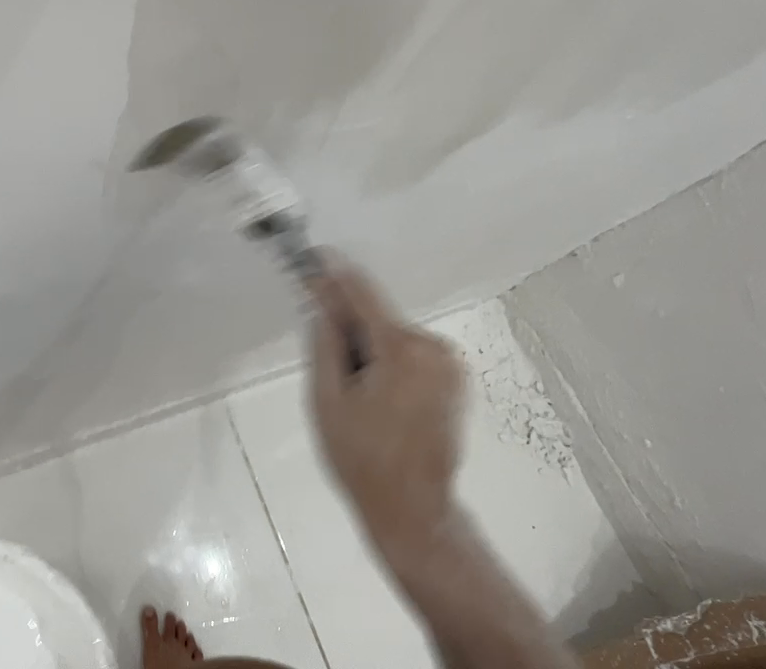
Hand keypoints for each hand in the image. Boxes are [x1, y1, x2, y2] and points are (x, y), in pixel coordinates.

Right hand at [307, 257, 467, 560]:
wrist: (412, 509)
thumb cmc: (361, 456)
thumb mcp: (326, 397)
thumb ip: (324, 341)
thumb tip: (321, 301)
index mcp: (401, 349)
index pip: (361, 293)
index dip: (333, 274)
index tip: (311, 257)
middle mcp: (433, 347)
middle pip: (377, 318)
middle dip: (348, 328)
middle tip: (329, 369)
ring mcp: (449, 365)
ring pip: (392, 337)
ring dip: (369, 349)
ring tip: (356, 396)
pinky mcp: (455, 381)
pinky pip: (410, 354)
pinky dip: (388, 362)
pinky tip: (378, 399)